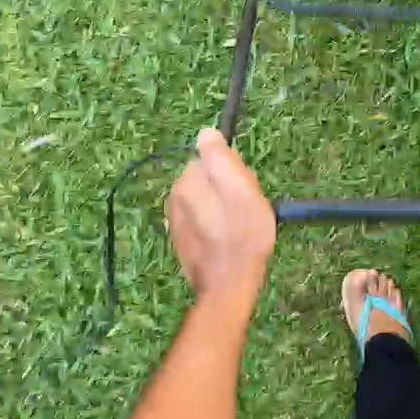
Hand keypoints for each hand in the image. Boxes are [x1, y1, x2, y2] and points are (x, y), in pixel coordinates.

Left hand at [165, 129, 275, 303]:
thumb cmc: (243, 234)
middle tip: (246, 208)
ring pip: (205, 198)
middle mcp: (174, 197)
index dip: (233, 170)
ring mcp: (174, 220)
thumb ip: (220, 158)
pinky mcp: (180, 240)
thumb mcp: (241, 189)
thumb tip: (205, 133)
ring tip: (239, 225)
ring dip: (222, 205)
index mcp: (187, 180)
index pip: (211, 157)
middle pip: (206, 177)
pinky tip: (226, 238)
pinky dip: (214, 223)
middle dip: (227, 187)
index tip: (245, 188)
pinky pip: (201, 218)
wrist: (228, 285)